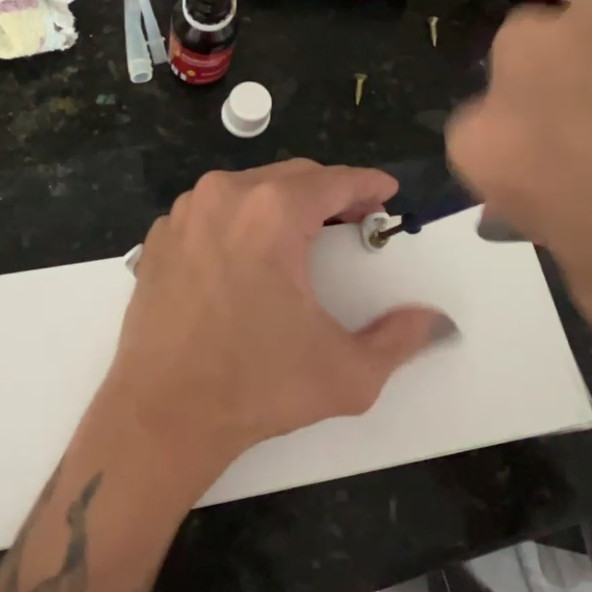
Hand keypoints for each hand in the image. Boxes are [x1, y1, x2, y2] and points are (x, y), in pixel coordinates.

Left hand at [99, 160, 454, 474]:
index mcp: (272, 212)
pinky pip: (210, 212)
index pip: (334, 179)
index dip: (367, 184)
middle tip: (354, 220)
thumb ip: (399, 338)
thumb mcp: (346, 371)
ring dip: (281, 204)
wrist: (162, 414)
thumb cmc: (255, 386)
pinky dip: (237, 222)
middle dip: (328, 192)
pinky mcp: (158, 238)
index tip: (386, 193)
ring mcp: (184, 214)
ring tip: (304, 237)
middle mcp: (224, 196)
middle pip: (291, 176)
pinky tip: (248, 257)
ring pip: (248, 189)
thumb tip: (432, 320)